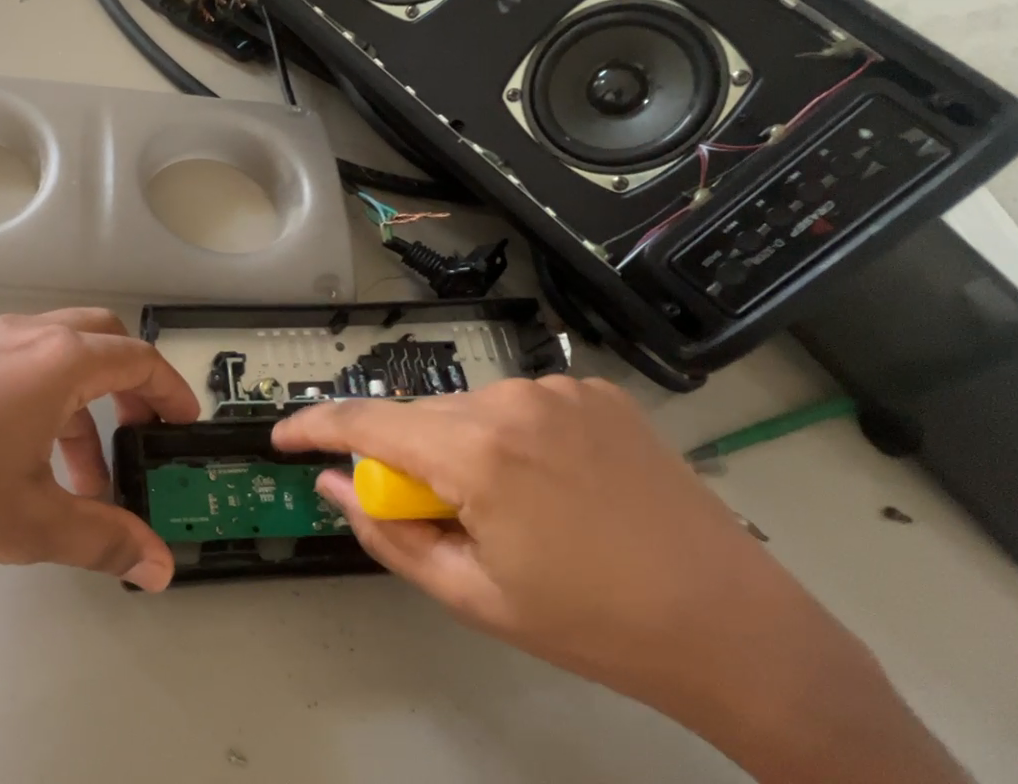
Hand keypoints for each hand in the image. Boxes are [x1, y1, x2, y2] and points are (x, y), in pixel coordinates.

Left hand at [0, 309, 198, 594]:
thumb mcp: (28, 525)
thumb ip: (103, 540)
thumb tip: (158, 567)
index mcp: (52, 361)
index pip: (135, 358)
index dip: (170, 391)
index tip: (183, 426)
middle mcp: (14, 335)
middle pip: (94, 338)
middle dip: (126, 384)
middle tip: (135, 437)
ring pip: (44, 354)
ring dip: (73, 402)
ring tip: (68, 476)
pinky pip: (0, 363)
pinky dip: (28, 397)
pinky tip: (3, 457)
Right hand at [272, 378, 963, 782]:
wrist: (735, 627)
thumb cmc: (591, 624)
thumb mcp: (470, 595)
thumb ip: (386, 533)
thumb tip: (334, 485)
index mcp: (478, 452)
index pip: (365, 420)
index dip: (313, 426)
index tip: (282, 439)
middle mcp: (514, 399)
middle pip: (420, 415)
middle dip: (403, 457)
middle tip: (429, 517)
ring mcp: (564, 390)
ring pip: (469, 410)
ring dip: (457, 448)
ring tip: (504, 512)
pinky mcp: (601, 394)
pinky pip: (521, 407)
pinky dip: (507, 438)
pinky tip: (549, 486)